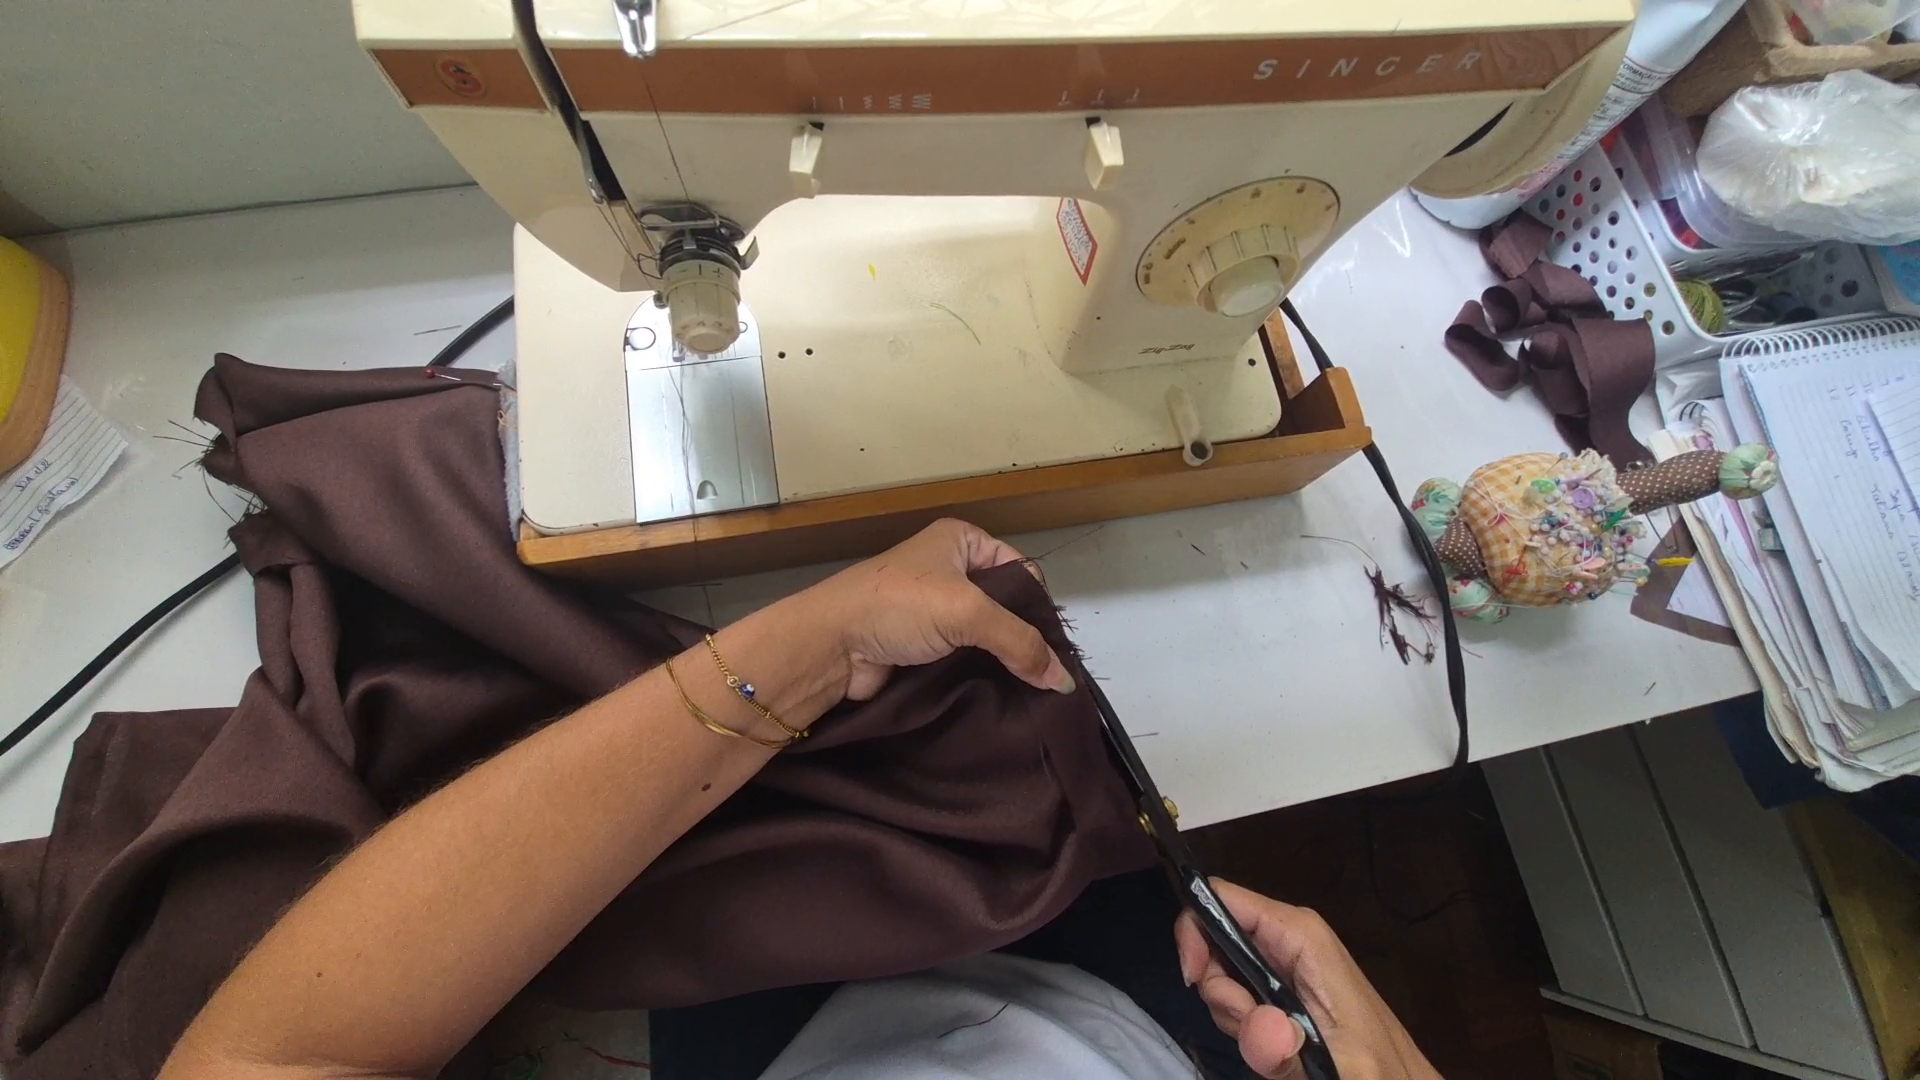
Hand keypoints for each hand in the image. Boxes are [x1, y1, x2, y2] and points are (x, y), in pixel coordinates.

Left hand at [792, 518, 1075, 700]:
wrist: (830, 644)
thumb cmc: (898, 606)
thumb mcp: (967, 612)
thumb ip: (1020, 642)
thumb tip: (1064, 681)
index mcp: (961, 540)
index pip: (1020, 569)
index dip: (1038, 606)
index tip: (1053, 646)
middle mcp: (949, 569)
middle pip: (1005, 605)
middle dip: (1023, 637)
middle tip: (1047, 674)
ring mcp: (934, 609)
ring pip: (985, 635)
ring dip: (1003, 660)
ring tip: (1032, 691)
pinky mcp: (922, 644)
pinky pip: (964, 657)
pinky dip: (980, 674)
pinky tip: (1002, 695)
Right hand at [1176, 880, 1442, 1079]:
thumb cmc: (1383, 1073)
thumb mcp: (1343, 1071)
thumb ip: (1292, 1055)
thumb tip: (1259, 1026)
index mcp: (1299, 933)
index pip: (1220, 896)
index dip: (1194, 930)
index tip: (1195, 982)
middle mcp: (1288, 933)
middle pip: (1214, 931)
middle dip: (1216, 983)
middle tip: (1245, 1025)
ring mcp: (1285, 955)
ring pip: (1221, 962)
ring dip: (1230, 1007)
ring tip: (1270, 1044)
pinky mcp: (1284, 978)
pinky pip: (1239, 983)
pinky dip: (1242, 1016)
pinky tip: (1272, 1041)